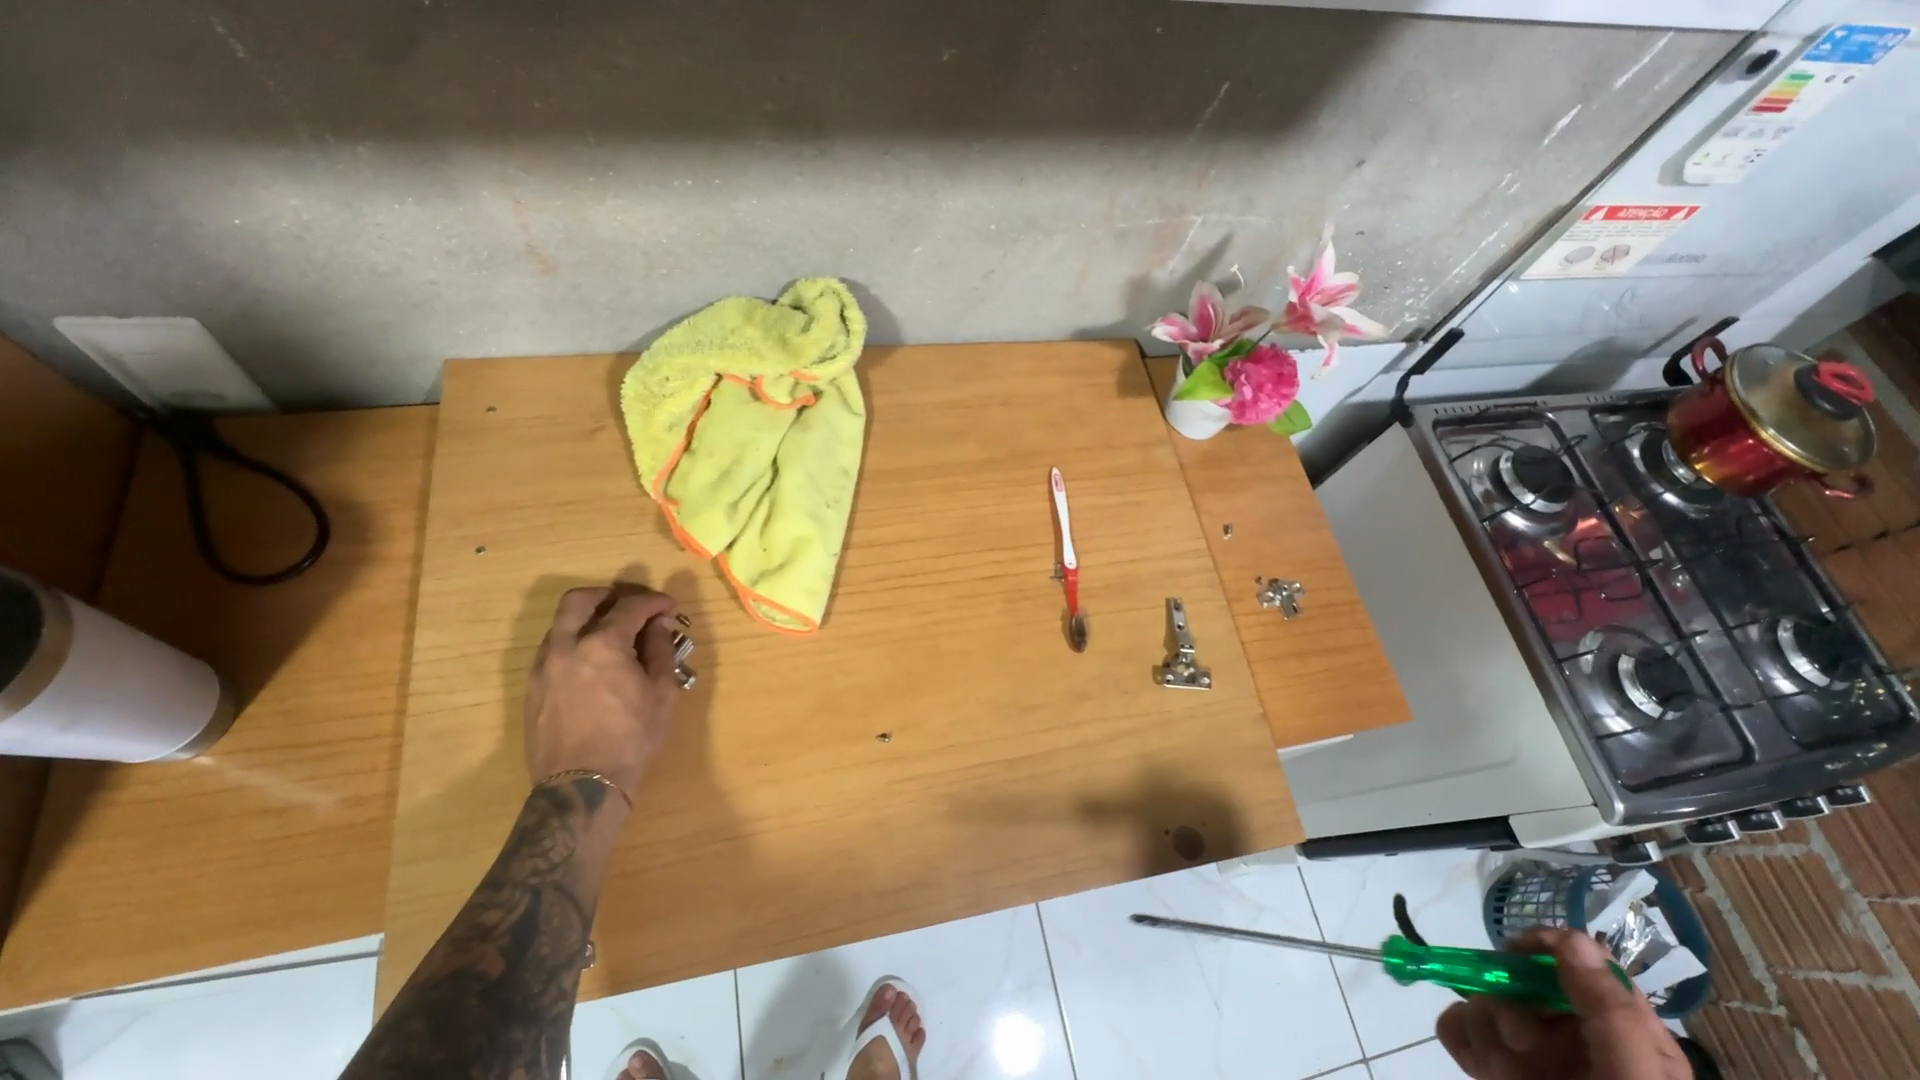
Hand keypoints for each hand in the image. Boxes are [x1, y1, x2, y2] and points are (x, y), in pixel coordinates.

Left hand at [523, 584, 682, 800]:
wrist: (583, 783)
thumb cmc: (631, 739)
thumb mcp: (661, 694)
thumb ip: (661, 651)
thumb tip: (659, 625)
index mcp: (602, 645)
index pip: (630, 607)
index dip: (654, 602)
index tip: (669, 607)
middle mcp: (565, 646)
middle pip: (580, 600)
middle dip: (608, 595)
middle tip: (630, 605)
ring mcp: (543, 667)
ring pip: (560, 624)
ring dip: (587, 619)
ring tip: (611, 634)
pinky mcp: (532, 687)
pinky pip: (552, 650)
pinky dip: (573, 643)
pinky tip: (592, 663)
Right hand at [1437, 929, 1688, 1079]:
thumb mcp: (1637, 1077)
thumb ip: (1609, 1010)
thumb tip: (1571, 938)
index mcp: (1624, 1030)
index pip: (1583, 959)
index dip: (1549, 946)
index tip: (1521, 953)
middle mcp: (1573, 1031)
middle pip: (1521, 974)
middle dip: (1513, 998)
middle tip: (1527, 1041)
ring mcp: (1529, 1051)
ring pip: (1485, 997)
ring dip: (1488, 1026)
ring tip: (1509, 1071)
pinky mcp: (1492, 1067)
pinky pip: (1457, 1027)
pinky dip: (1463, 1039)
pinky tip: (1485, 1068)